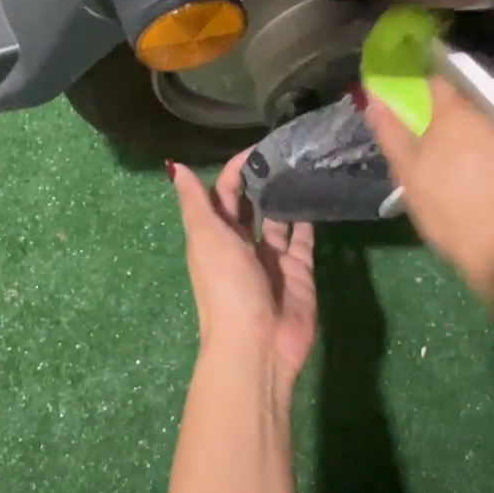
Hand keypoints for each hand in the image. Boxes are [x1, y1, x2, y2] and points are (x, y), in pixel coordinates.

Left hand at [168, 154, 316, 395]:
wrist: (257, 345)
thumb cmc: (226, 286)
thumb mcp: (205, 237)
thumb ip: (194, 200)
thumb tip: (174, 165)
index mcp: (216, 235)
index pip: (226, 192)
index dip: (237, 169)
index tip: (259, 147)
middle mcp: (243, 243)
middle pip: (253, 203)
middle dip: (264, 179)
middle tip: (288, 150)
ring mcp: (272, 257)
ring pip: (280, 218)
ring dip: (287, 195)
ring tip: (306, 166)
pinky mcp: (299, 271)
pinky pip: (304, 239)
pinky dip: (310, 219)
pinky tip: (318, 194)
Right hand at [362, 71, 493, 293]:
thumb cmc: (455, 215)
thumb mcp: (411, 178)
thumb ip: (391, 133)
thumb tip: (373, 95)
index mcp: (454, 110)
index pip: (438, 78)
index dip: (430, 83)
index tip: (425, 96)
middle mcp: (493, 103)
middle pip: (479, 80)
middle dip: (470, 86)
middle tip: (460, 112)